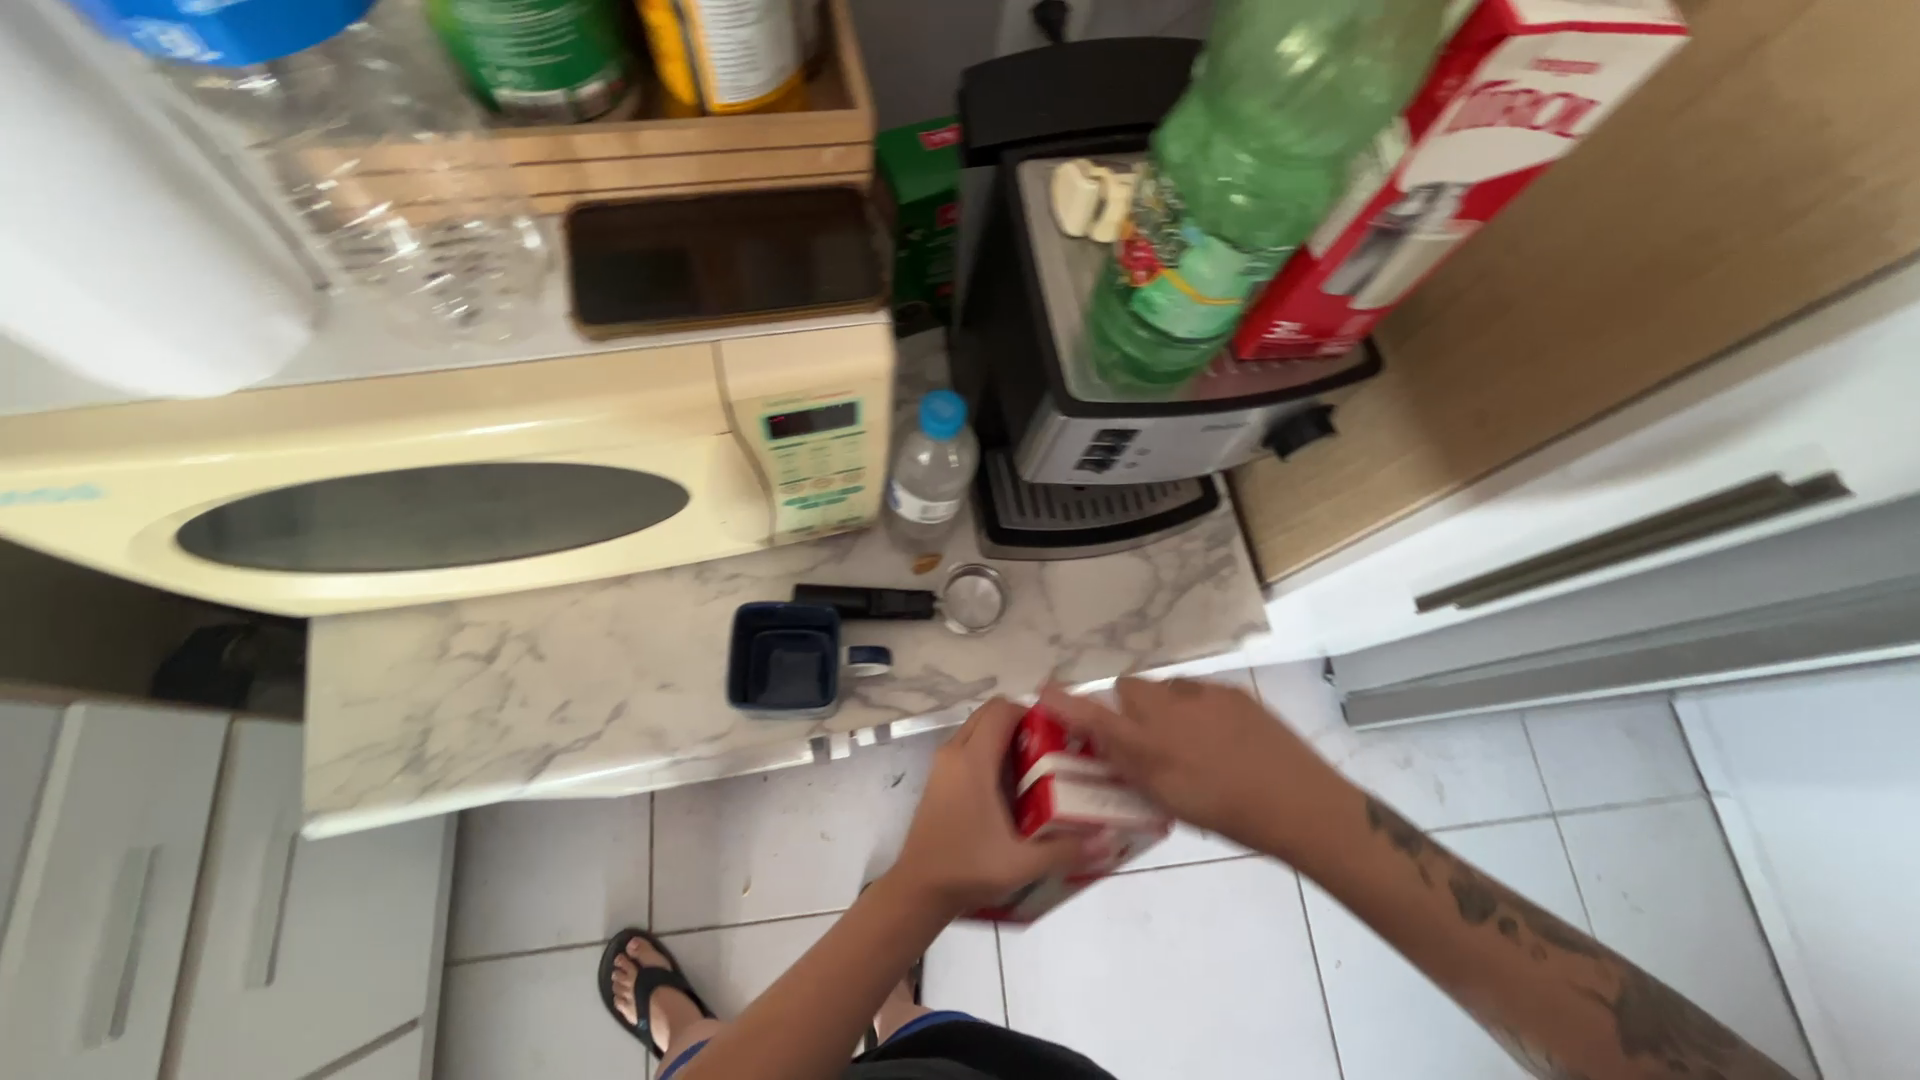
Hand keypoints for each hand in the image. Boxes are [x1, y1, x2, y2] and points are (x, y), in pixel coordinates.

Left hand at [887, 697, 1084, 914]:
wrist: (918, 890)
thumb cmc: (968, 869)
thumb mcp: (1022, 863)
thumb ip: (1066, 849)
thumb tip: (1108, 840)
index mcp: (973, 761)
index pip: (1001, 710)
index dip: (1030, 713)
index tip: (1057, 733)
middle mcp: (954, 753)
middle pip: (988, 714)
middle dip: (1020, 722)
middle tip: (1049, 749)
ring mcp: (942, 766)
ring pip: (975, 730)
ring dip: (1003, 737)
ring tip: (1035, 767)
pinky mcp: (938, 780)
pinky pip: (966, 748)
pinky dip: (988, 752)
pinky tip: (1010, 787)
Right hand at [1038, 677, 1350, 859]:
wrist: (1300, 804)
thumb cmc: (1230, 816)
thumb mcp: (1171, 802)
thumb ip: (1133, 769)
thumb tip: (1106, 747)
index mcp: (1152, 747)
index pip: (1096, 718)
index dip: (1066, 704)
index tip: (1043, 690)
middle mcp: (1170, 713)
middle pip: (1129, 688)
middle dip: (1126, 704)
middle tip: (1142, 736)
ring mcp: (1204, 697)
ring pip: (1164, 688)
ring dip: (1162, 705)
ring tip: (1188, 739)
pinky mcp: (1233, 692)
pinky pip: (1197, 690)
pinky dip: (1195, 707)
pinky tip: (1219, 736)